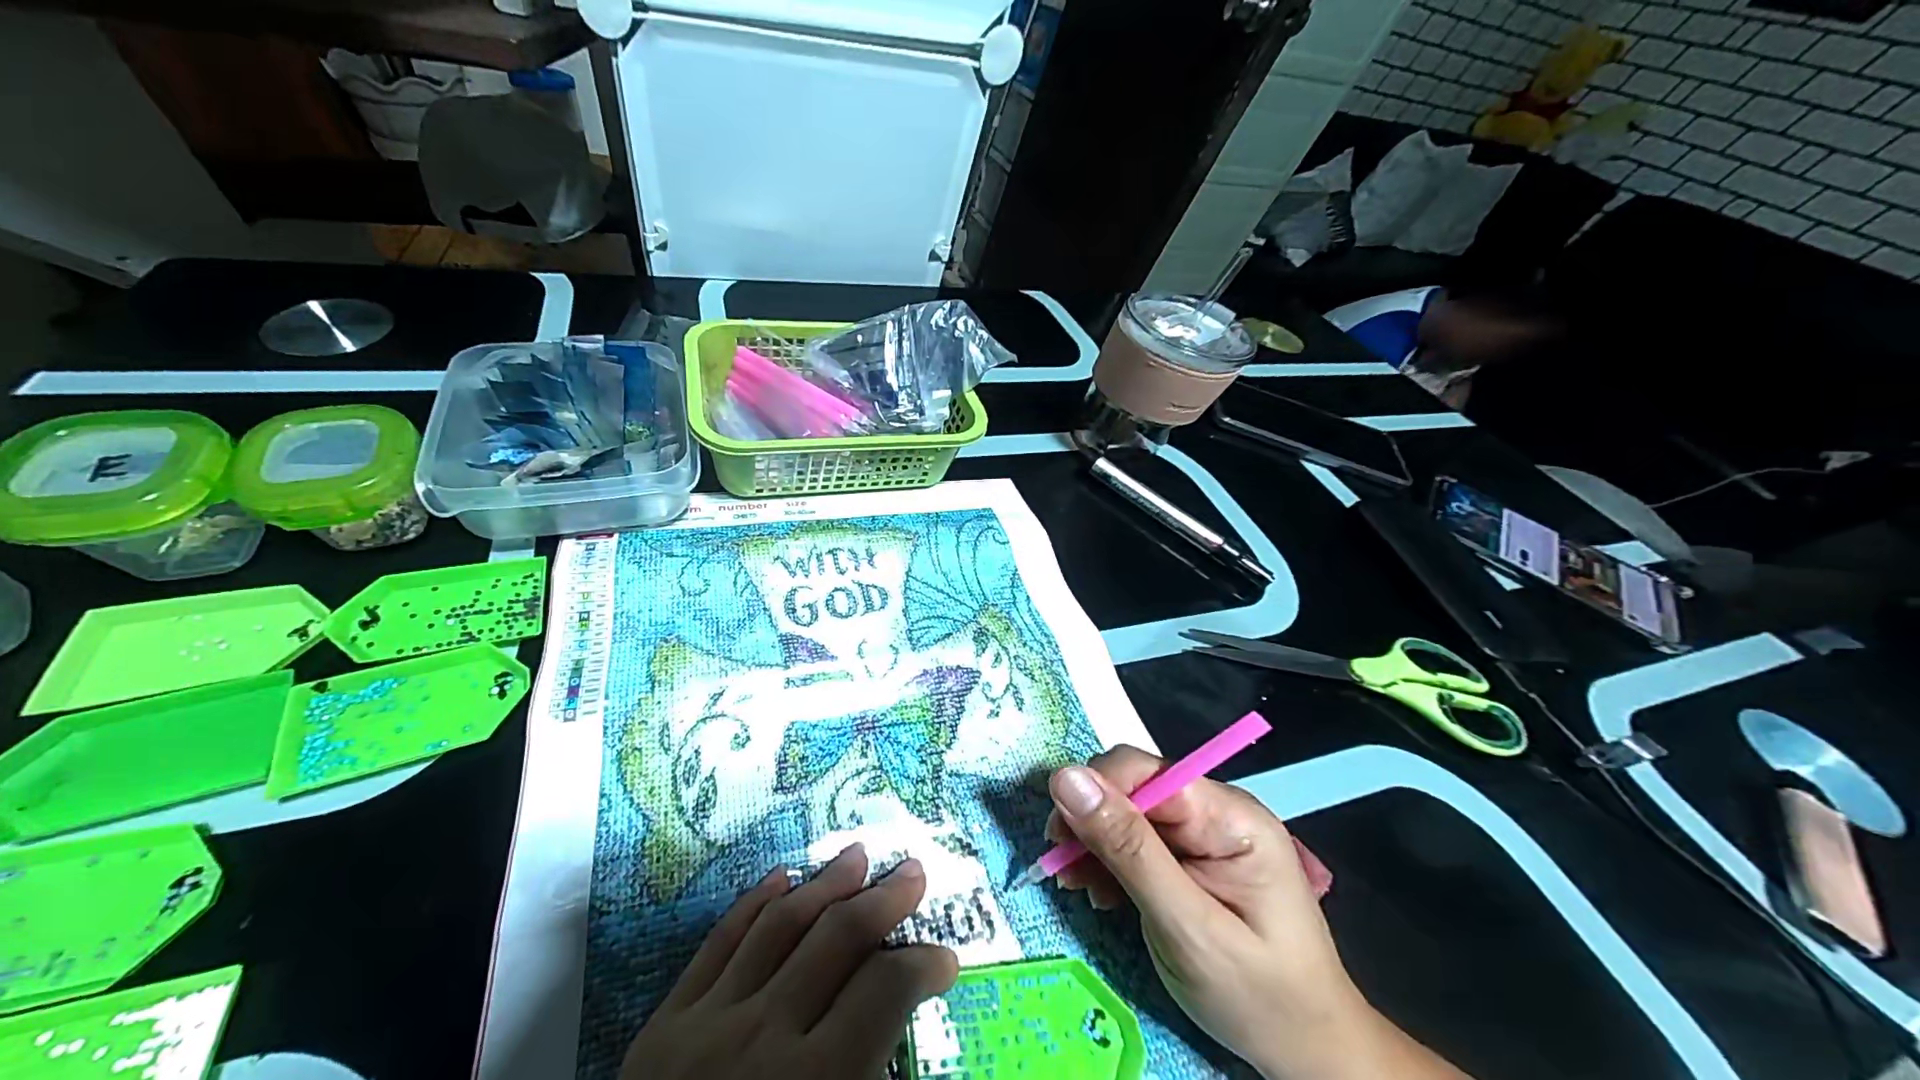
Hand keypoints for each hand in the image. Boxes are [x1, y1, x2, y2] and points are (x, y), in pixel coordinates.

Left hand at [621, 844, 958, 1079]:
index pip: (887, 988)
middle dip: (886, 899)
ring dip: (826, 883)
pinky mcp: (663, 1022)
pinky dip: (753, 905)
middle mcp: (765, 1035)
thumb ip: (874, 1076)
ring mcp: (709, 1021)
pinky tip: (780, 878)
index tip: (944, 963)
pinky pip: (718, 943)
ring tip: (858, 855)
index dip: (925, 965)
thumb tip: (906, 1028)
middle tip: (914, 873)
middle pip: (839, 936)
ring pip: (781, 925)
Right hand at [1046, 747, 1470, 1079]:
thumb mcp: (1187, 927)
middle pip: (1133, 789)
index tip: (1059, 839)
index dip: (1094, 793)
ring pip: (1127, 814)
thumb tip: (1065, 777)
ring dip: (1094, 846)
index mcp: (1229, 815)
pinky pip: (1136, 842)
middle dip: (1090, 822)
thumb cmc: (1258, 995)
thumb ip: (1127, 849)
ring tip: (1079, 888)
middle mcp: (1216, 810)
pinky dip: (1109, 863)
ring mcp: (1204, 834)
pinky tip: (1100, 892)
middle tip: (1064, 870)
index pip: (1145, 771)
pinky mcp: (1191, 858)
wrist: (1309, 1051)